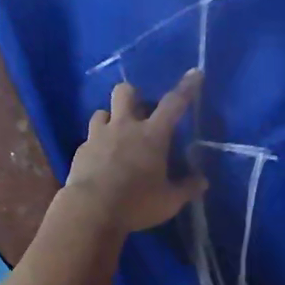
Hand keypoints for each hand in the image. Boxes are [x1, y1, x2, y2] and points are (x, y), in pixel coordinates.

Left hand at [65, 70, 208, 232]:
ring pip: (102, 112)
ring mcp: (99, 136)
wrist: (91, 210)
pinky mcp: (82, 150)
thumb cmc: (137, 203)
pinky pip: (90, 138)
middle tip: (140, 113)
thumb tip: (202, 182)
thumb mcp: (169, 201)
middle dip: (134, 96)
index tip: (195, 73)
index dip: (186, 88)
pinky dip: (98, 144)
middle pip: (126, 92)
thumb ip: (187, 188)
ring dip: (111, 119)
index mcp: (152, 135)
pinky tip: (102, 160)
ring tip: (117, 136)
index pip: (173, 104)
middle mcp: (125, 127)